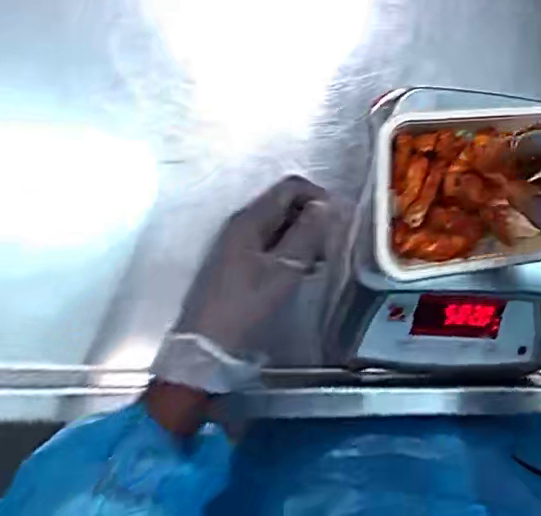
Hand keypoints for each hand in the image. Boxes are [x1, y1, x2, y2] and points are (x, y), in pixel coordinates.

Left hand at [155, 175, 332, 393]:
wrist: (203, 353)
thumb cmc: (245, 307)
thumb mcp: (284, 269)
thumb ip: (308, 232)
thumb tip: (328, 205)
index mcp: (249, 220)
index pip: (289, 187)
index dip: (317, 195)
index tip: (337, 218)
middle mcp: (240, 224)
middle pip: (283, 203)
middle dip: (311, 216)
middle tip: (331, 241)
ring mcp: (235, 243)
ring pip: (277, 224)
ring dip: (302, 234)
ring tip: (319, 259)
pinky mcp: (234, 263)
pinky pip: (268, 241)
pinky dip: (288, 248)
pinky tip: (300, 270)